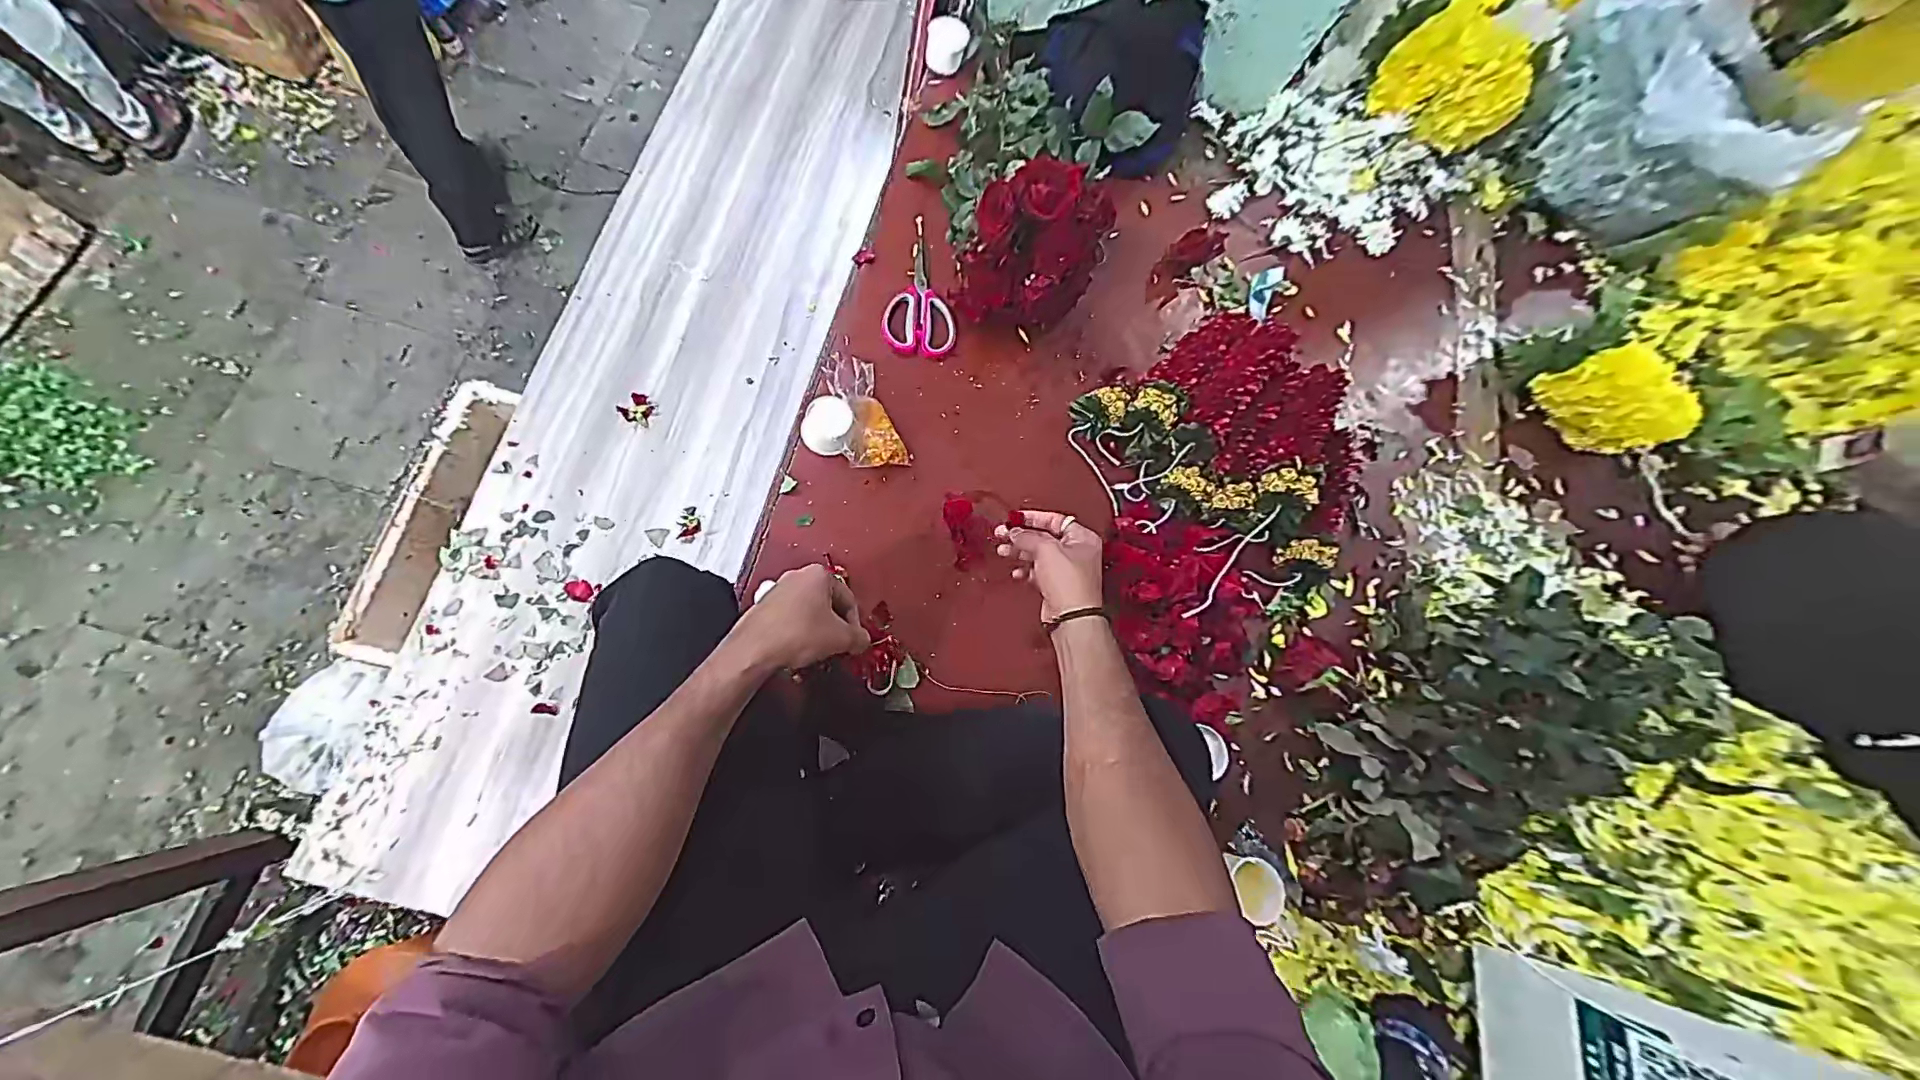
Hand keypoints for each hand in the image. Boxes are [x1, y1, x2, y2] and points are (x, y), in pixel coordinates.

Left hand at [729, 564, 869, 670]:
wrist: (754, 650)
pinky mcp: (765, 607)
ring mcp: (778, 590)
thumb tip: (861, 640)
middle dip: (835, 627)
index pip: (849, 599)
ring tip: (817, 650)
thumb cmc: (793, 634)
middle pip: (828, 604)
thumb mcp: (840, 639)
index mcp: (819, 574)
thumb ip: (859, 638)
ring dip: (817, 631)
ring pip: (809, 612)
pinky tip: (798, 650)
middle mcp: (797, 576)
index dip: (855, 624)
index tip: (854, 639)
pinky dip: (798, 633)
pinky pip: (791, 619)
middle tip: (839, 645)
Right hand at [996, 509, 1103, 622]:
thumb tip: (1015, 532)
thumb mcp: (1046, 550)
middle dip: (1022, 537)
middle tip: (1003, 534)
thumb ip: (1027, 536)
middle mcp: (1077, 552)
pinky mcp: (1057, 584)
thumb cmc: (1069, 583)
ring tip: (1004, 551)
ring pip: (1039, 555)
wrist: (1070, 616)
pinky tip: (1017, 572)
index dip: (1033, 518)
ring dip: (1020, 552)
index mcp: (1082, 537)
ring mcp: (1067, 569)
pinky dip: (1026, 570)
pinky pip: (1038, 571)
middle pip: (1044, 537)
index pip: (1055, 520)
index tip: (1015, 519)